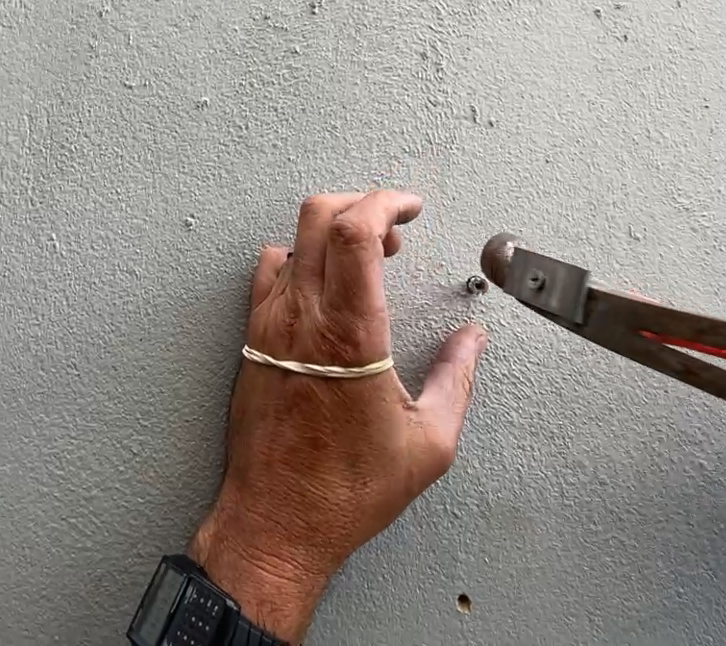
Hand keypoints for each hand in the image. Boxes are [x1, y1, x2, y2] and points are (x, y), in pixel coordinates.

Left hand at [188, 192, 487, 641]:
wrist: (275, 523)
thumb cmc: (346, 489)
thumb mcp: (429, 442)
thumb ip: (457, 378)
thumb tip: (472, 340)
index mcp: (350, 332)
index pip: (357, 229)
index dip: (387, 202)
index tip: (412, 208)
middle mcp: (303, 316)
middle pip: (320, 214)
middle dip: (362, 205)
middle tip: (393, 235)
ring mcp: (270, 323)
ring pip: (294, 239)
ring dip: (333, 234)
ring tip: (364, 265)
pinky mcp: (253, 338)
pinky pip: (270, 271)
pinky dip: (301, 260)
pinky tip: (324, 290)